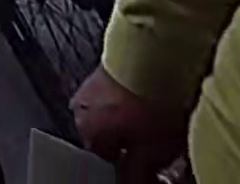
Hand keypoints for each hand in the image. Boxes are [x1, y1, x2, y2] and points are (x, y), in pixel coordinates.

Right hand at [71, 67, 189, 182]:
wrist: (148, 67)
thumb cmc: (148, 108)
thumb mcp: (152, 152)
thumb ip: (137, 170)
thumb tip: (128, 181)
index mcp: (85, 129)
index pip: (104, 159)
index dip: (129, 170)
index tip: (149, 173)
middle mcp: (78, 109)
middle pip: (107, 139)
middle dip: (131, 150)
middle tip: (160, 159)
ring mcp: (88, 91)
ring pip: (111, 121)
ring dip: (131, 132)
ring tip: (161, 138)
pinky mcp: (101, 79)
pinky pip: (114, 105)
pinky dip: (131, 115)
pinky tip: (152, 116)